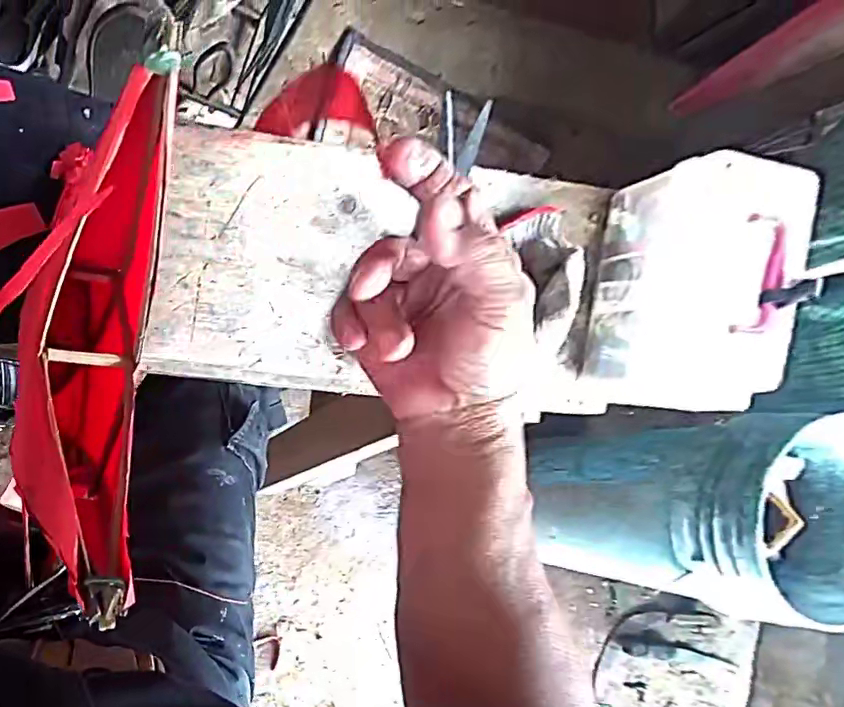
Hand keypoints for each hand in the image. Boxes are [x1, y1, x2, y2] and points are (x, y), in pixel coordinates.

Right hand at [331, 137, 533, 425]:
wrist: (457, 412)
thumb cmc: (491, 358)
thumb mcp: (499, 297)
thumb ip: (473, 249)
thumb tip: (441, 209)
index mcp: (467, 249)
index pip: (445, 196)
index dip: (421, 171)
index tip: (396, 156)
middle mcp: (427, 266)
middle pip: (388, 240)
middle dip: (379, 264)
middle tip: (376, 283)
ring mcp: (394, 296)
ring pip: (363, 281)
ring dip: (375, 315)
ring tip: (396, 343)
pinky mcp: (367, 325)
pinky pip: (344, 313)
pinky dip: (351, 328)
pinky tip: (367, 344)